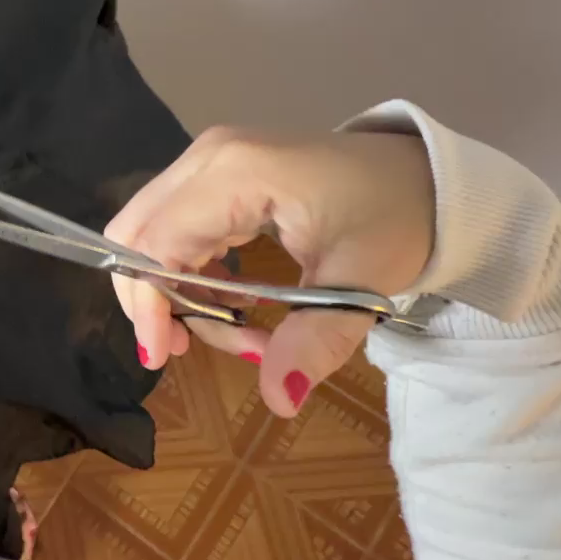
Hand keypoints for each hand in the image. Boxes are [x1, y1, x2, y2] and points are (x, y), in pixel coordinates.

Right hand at [105, 127, 434, 416]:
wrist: (428, 174)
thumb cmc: (400, 218)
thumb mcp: (364, 282)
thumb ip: (314, 338)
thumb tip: (279, 400)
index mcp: (236, 173)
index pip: (157, 241)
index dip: (149, 302)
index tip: (162, 354)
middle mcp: (204, 158)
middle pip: (132, 232)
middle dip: (147, 296)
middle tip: (183, 345)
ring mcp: (202, 160)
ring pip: (143, 231)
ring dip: (168, 287)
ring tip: (231, 324)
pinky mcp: (207, 172)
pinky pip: (166, 224)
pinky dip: (181, 269)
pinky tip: (229, 294)